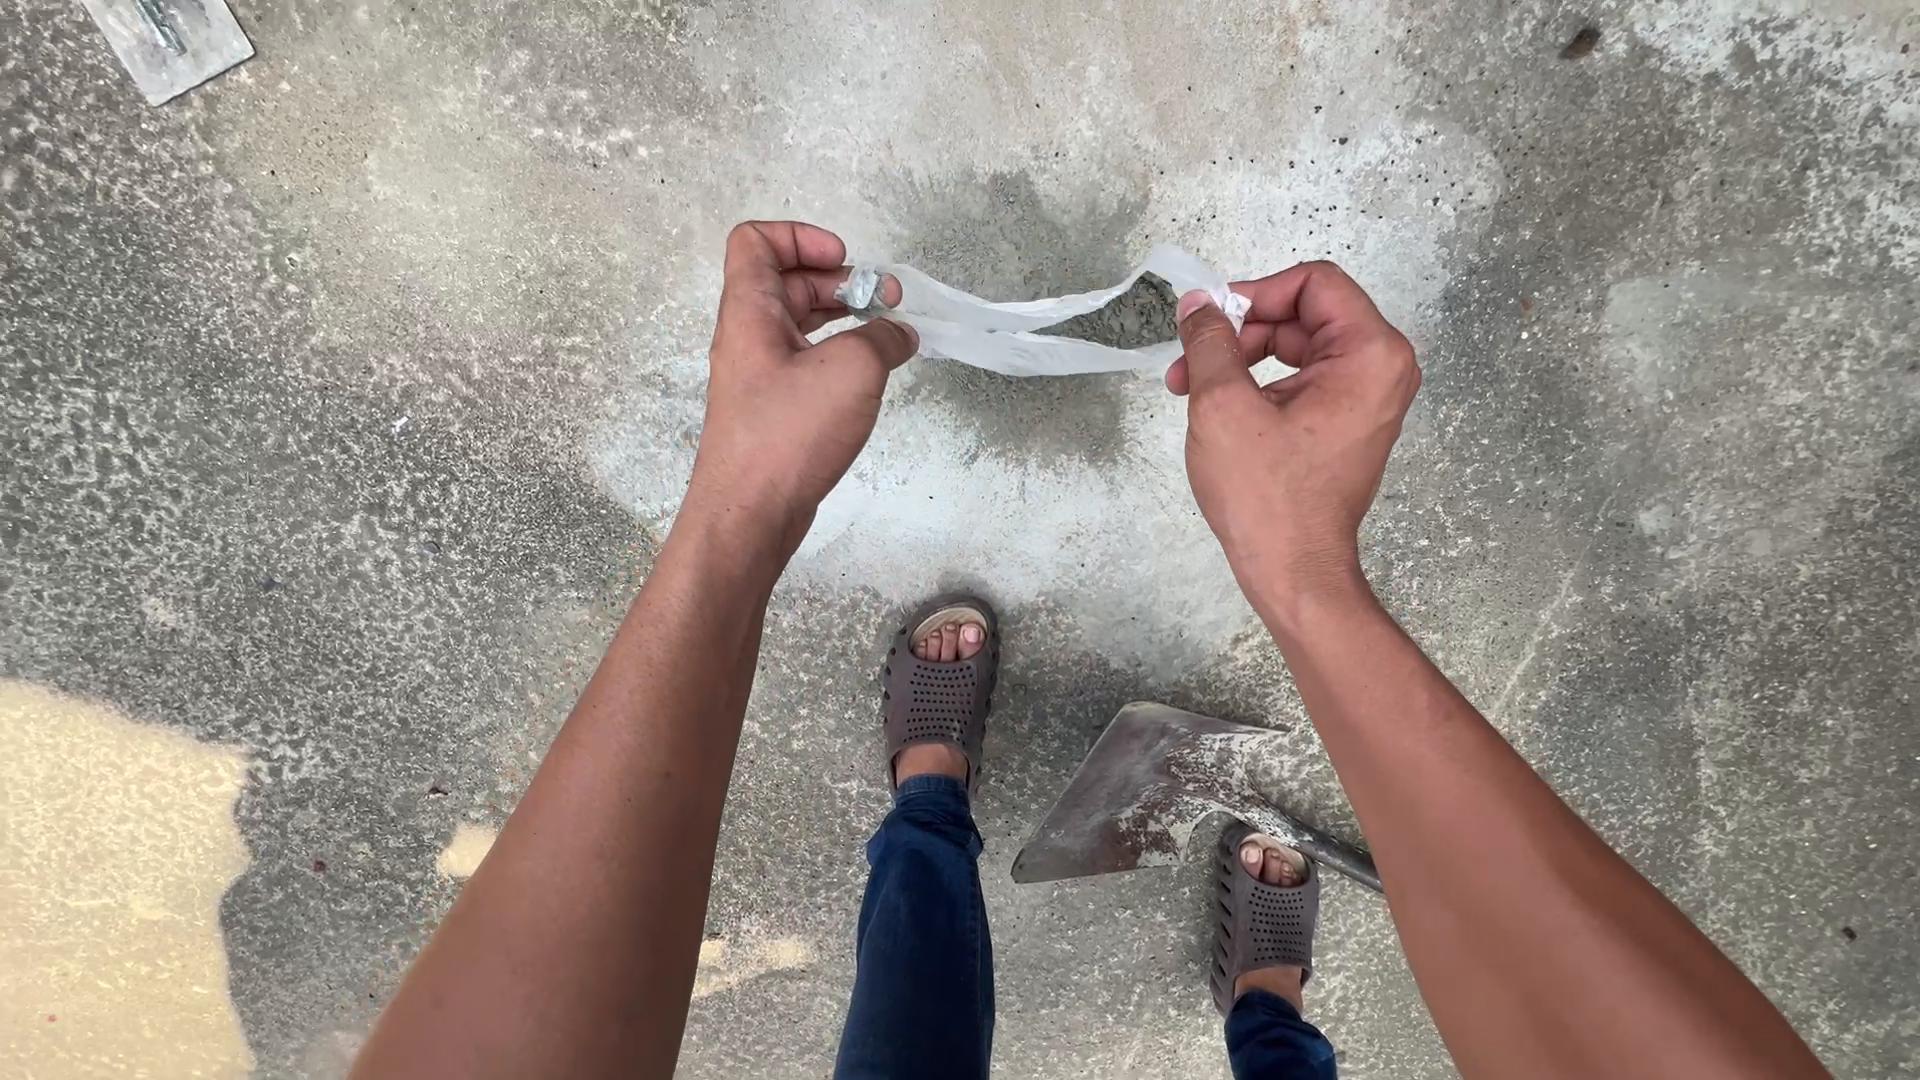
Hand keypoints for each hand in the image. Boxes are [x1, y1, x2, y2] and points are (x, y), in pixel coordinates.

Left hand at [683, 221, 917, 555]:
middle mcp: (748, 339)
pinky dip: (838, 357)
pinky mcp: (774, 412)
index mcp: (750, 312)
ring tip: (886, 334)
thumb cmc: (792, 432)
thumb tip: (901, 333)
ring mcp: (759, 378)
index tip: (846, 259)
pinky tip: (870, 377)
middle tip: (886, 300)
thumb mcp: (852, 370)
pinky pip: (805, 365)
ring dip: (841, 320)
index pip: (756, 242)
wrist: (751, 512)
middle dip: (838, 281)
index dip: (801, 236)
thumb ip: (883, 339)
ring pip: (799, 327)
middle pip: (786, 283)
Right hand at [1165, 262, 1419, 619]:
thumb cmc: (1265, 495)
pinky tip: (1219, 411)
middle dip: (1238, 334)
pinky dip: (1256, 387)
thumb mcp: (1223, 405)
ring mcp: (1365, 400)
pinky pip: (1298, 382)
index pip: (1312, 282)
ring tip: (1190, 389)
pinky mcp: (1344, 425)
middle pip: (1302, 315)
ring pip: (1294, 349)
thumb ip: (1209, 342)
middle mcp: (1381, 370)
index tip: (1207, 321)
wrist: (1290, 569)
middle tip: (1187, 363)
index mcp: (1370, 354)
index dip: (1253, 293)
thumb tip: (1197, 304)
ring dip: (1239, 361)